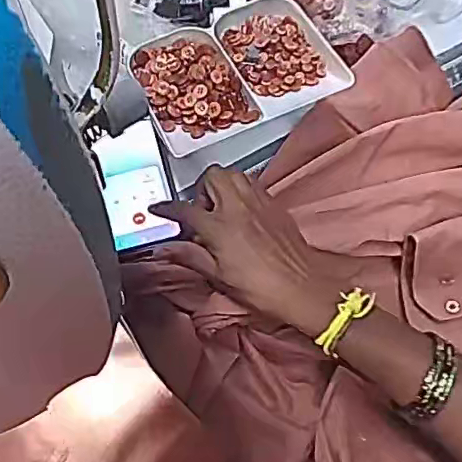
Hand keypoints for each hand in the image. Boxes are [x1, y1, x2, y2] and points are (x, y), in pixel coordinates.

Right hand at [150, 165, 349, 337]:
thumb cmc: (262, 287)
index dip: (167, 208)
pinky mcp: (274, 204)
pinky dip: (241, 191)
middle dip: (200, 190)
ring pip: (233, 174)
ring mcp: (258, 202)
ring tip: (219, 210)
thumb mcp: (217, 276)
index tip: (160, 209)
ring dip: (221, 186)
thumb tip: (166, 250)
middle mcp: (238, 207)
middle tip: (199, 213)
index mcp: (219, 226)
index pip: (184, 209)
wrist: (301, 286)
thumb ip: (189, 257)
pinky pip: (252, 184)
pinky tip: (241, 214)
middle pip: (211, 177)